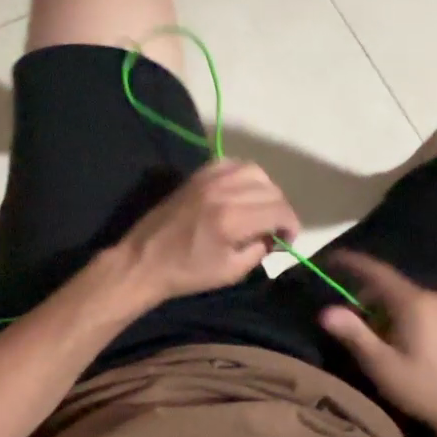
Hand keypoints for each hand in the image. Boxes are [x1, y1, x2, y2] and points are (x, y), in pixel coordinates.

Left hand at [117, 160, 300, 303]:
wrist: (145, 259)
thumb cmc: (187, 272)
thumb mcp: (231, 272)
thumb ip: (259, 250)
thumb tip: (273, 236)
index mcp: (233, 219)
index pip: (280, 210)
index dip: (291, 225)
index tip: (286, 240)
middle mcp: (224, 191)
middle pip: (272, 190)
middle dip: (280, 210)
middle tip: (273, 230)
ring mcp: (209, 178)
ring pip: (256, 172)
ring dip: (266, 190)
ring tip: (260, 210)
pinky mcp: (198, 175)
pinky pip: (233, 163)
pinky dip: (244, 176)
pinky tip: (242, 193)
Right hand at [317, 252, 436, 436]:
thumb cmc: (423, 388)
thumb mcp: (381, 365)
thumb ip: (354, 334)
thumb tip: (325, 311)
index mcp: (413, 302)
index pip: (377, 272)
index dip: (352, 263)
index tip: (333, 258)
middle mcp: (434, 298)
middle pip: (391, 286)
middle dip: (367, 297)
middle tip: (349, 319)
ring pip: (407, 299)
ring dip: (385, 310)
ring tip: (374, 337)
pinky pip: (422, 309)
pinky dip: (403, 316)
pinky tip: (400, 343)